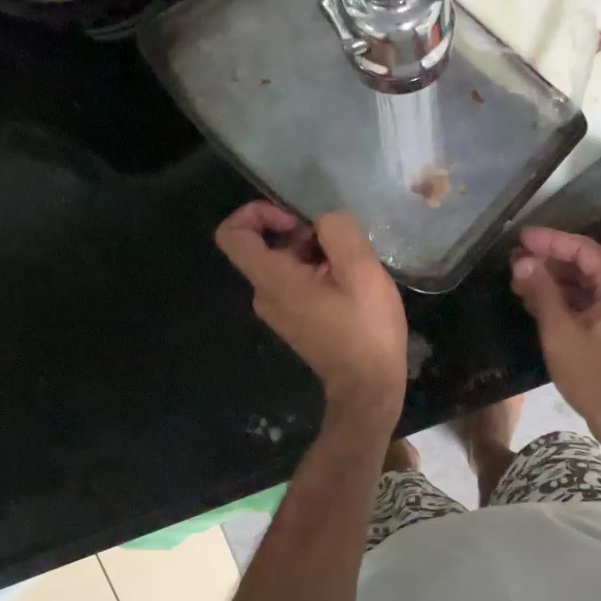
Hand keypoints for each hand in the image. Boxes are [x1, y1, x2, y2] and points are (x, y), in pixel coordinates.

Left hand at [216, 202, 407, 416]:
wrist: (368, 387)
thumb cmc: (365, 329)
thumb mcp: (362, 271)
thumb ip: (339, 232)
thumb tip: (325, 222)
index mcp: (272, 281)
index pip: (231, 234)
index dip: (256, 213)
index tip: (295, 221)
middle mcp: (264, 295)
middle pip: (265, 246)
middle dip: (302, 236)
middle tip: (341, 250)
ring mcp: (278, 311)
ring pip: (285, 264)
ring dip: (315, 255)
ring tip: (351, 271)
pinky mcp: (294, 321)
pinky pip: (295, 284)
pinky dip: (318, 274)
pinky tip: (349, 288)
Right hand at [510, 227, 600, 435]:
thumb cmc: (594, 376)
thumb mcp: (560, 333)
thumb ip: (542, 292)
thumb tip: (523, 261)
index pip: (583, 249)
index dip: (550, 241)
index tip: (520, 238)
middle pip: (587, 265)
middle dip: (550, 261)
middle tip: (515, 260)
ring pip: (588, 285)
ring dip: (555, 281)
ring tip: (520, 280)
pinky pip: (592, 303)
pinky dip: (566, 300)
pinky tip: (539, 303)